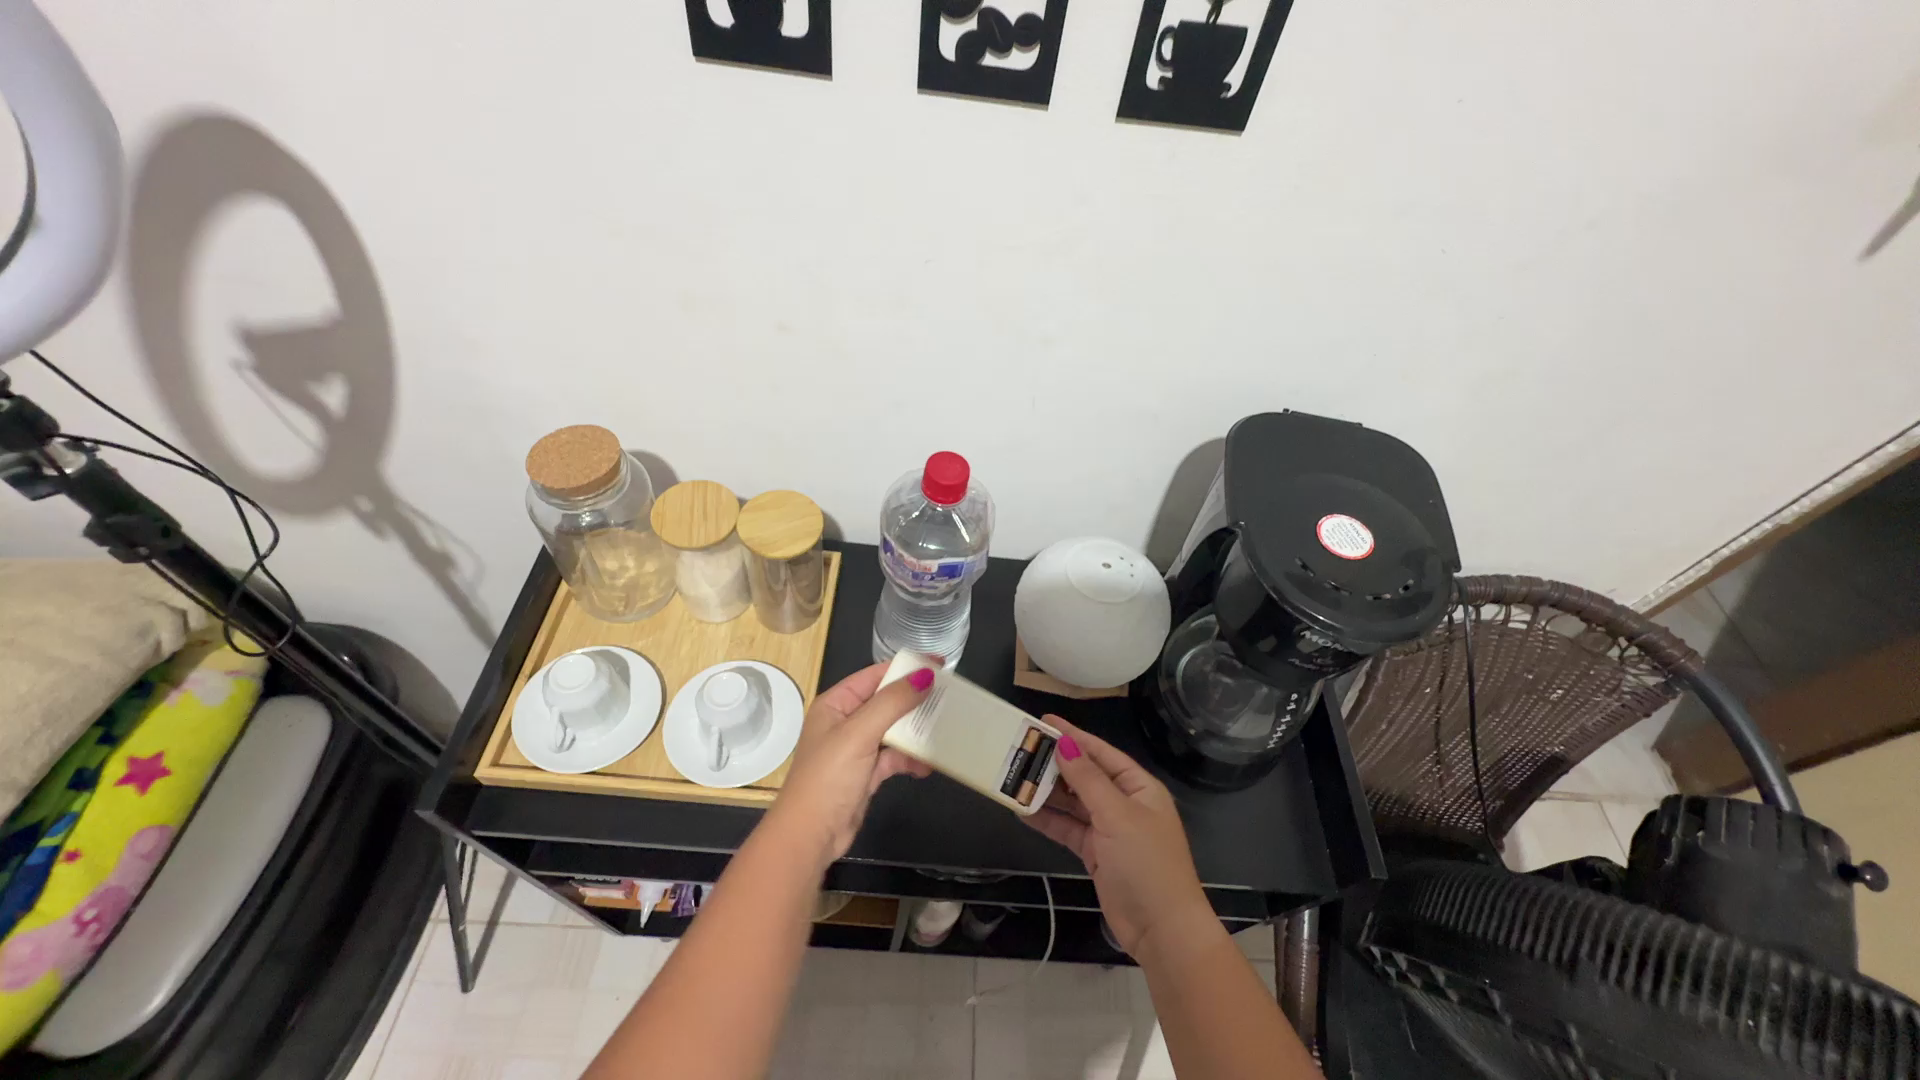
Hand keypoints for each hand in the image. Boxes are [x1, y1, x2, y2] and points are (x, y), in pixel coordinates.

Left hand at [766, 663, 933, 865]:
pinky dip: (910, 759)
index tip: (940, 664)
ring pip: (893, 730)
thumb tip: (925, 675)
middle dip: (916, 700)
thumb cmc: (829, 778)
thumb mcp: (859, 733)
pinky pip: (894, 757)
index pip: (875, 675)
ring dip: (917, 731)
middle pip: (887, 701)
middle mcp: (845, 721)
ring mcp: (856, 748)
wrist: (811, 836)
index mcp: (836, 704)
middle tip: (950, 697)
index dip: (906, 668)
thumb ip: (892, 702)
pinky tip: (927, 766)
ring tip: (945, 729)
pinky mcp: (866, 773)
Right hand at [1022, 717, 1216, 957]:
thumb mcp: (1117, 815)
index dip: (1073, 737)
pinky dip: (1048, 820)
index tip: (1044, 721)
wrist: (1161, 928)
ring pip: (1074, 803)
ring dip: (1048, 792)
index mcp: (1139, 787)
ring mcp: (1110, 830)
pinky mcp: (1097, 854)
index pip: (1101, 753)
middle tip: (1022, 750)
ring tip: (1016, 776)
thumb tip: (1065, 745)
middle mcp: (1125, 804)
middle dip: (1056, 765)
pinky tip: (1023, 810)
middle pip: (1086, 776)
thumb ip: (1087, 780)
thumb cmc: (1146, 862)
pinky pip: (1068, 829)